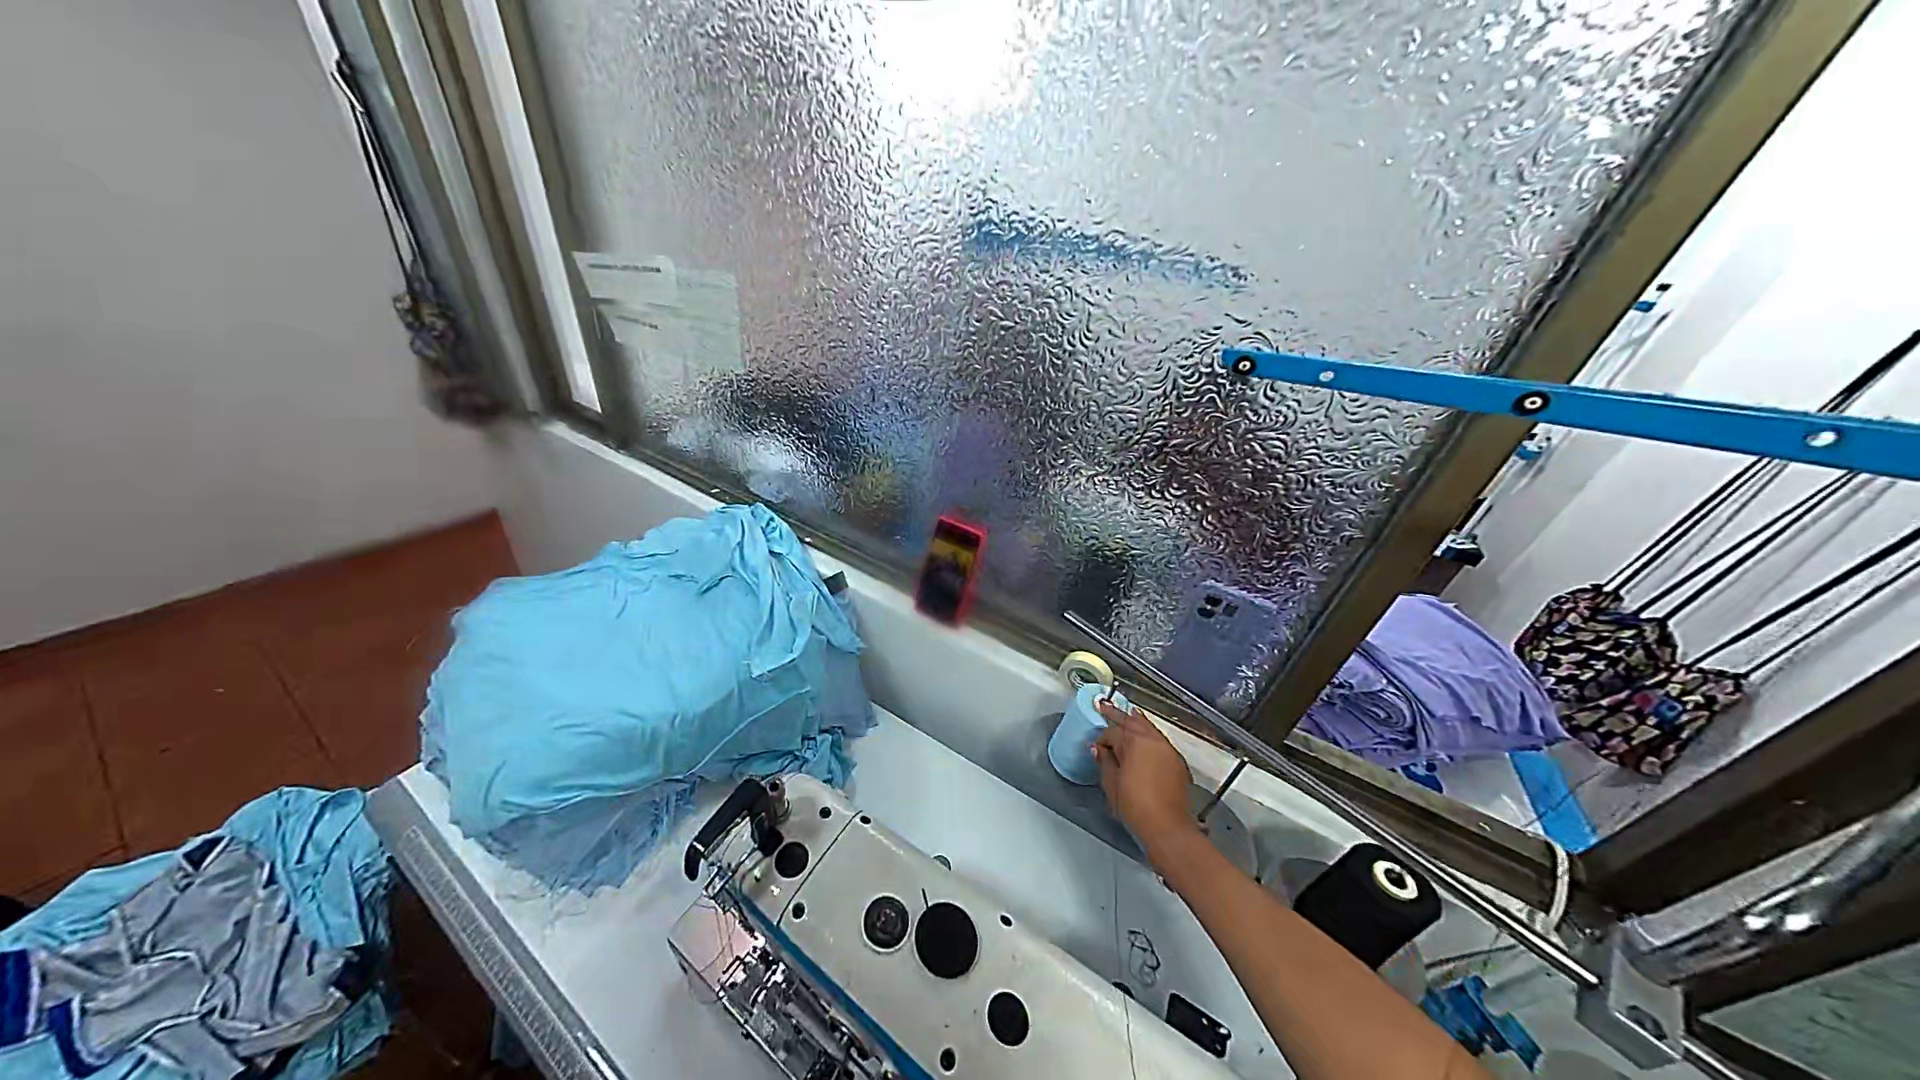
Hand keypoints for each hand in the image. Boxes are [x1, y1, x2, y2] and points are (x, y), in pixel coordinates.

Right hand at [1093, 699, 1197, 855]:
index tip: (1095, 748)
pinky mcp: (1177, 762)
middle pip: (1133, 721)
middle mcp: (1154, 741)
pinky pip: (1160, 740)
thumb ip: (1105, 762)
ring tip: (1127, 714)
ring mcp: (1168, 750)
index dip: (1102, 739)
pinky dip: (1150, 735)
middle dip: (1118, 714)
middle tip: (1104, 706)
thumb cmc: (1135, 807)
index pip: (1113, 732)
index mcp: (1135, 742)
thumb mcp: (1112, 784)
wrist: (1168, 828)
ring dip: (1136, 721)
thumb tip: (1099, 749)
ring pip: (1149, 728)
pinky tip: (1144, 739)